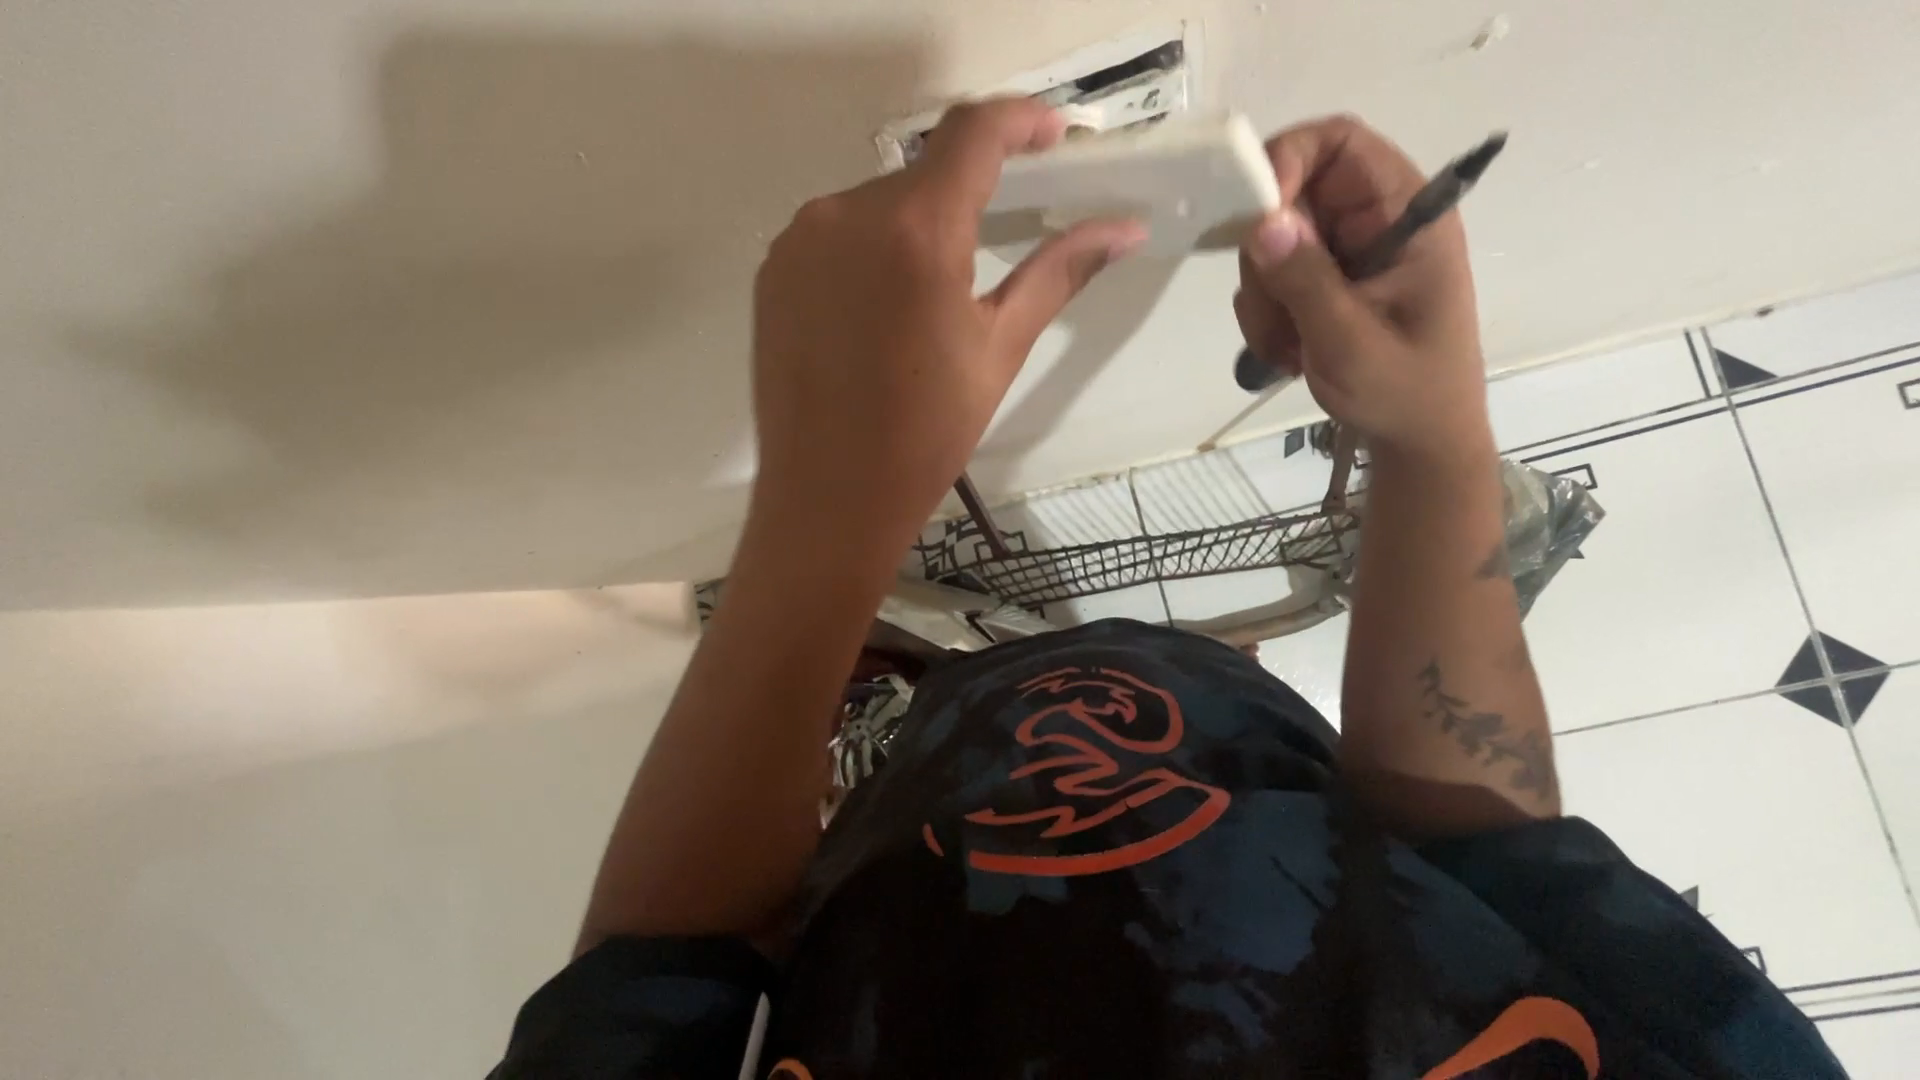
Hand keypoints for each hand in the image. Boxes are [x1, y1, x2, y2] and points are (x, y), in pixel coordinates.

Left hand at [749, 98, 1145, 551]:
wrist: (829, 498)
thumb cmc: (926, 434)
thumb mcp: (1000, 349)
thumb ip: (1057, 274)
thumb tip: (1124, 229)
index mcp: (916, 230)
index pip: (973, 133)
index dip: (1020, 120)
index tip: (1052, 137)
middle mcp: (846, 213)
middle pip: (924, 174)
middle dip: (968, 193)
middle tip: (999, 237)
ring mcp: (799, 241)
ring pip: (876, 204)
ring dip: (915, 226)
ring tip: (934, 294)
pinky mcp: (772, 271)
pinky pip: (835, 236)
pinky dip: (870, 251)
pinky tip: (882, 310)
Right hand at [1233, 116, 1488, 456]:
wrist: (1418, 440)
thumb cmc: (1404, 392)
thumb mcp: (1350, 341)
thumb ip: (1306, 281)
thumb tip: (1262, 220)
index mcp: (1404, 216)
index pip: (1341, 144)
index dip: (1289, 158)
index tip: (1252, 213)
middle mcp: (1372, 223)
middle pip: (1291, 196)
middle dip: (1267, 257)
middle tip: (1273, 314)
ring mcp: (1345, 254)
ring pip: (1271, 244)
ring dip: (1264, 299)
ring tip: (1288, 349)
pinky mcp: (1323, 283)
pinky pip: (1270, 279)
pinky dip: (1265, 317)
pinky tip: (1288, 353)